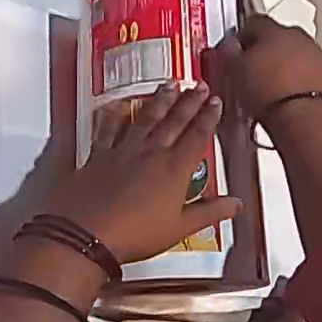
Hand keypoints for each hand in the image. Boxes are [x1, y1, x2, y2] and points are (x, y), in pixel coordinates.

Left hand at [47, 83, 242, 262]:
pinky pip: (107, 130)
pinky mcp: (98, 156)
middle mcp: (150, 154)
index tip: (215, 102)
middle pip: (175, 121)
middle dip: (190, 101)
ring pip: (145, 118)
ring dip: (160, 100)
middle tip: (199, 86)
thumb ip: (209, 212)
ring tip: (169, 86)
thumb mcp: (180, 228)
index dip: (208, 117)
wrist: (87, 234)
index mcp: (174, 170)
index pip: (197, 136)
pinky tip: (115, 105)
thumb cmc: (134, 234)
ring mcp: (123, 151)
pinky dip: (112, 116)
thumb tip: (234, 205)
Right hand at [205, 15, 321, 121]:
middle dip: (263, 51)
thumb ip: (229, 52)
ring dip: (280, 66)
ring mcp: (315, 56)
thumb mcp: (234, 70)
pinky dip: (294, 81)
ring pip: (292, 55)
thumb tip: (227, 46)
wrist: (302, 117)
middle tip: (249, 70)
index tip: (235, 50)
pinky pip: (305, 74)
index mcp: (274, 29)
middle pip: (276, 37)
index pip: (253, 23)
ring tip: (265, 88)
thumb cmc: (269, 92)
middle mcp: (298, 37)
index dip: (240, 37)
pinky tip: (282, 96)